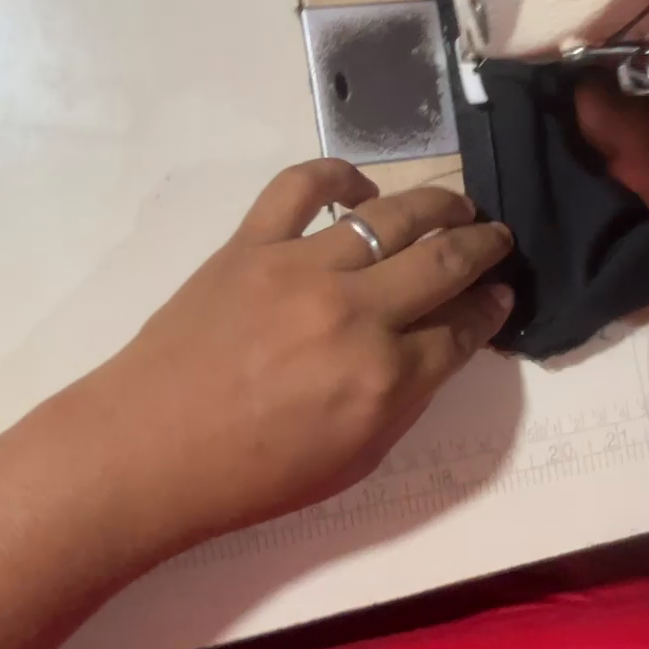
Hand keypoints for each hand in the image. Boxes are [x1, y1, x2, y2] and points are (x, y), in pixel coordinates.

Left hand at [55, 159, 514, 544]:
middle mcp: (355, 314)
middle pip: (445, 262)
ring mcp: (301, 269)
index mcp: (384, 379)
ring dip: (438, 204)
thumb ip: (410, 396)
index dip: (492, 308)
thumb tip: (444, 340)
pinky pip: (302, 186)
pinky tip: (361, 189)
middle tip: (497, 238)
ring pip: (393, 215)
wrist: (146, 454)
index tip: (502, 293)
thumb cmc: (255, 473)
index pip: (463, 328)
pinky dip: (338, 175)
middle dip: (484, 246)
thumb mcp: (356, 458)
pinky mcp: (251, 243)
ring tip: (457, 203)